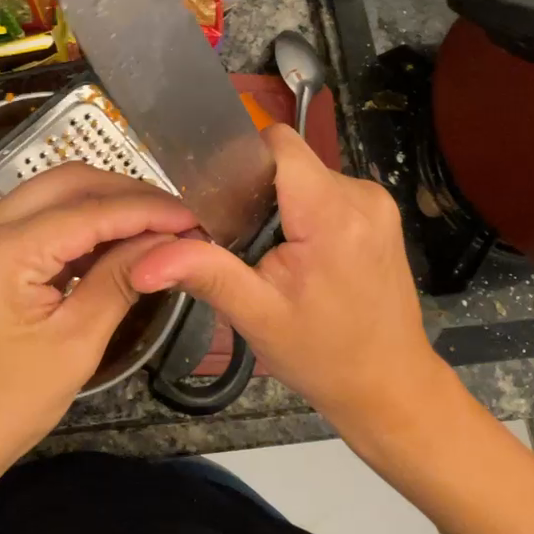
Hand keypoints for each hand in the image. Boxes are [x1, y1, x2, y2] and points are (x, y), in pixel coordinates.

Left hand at [0, 165, 199, 480]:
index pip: (87, 212)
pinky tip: (113, 239)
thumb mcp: (75, 344)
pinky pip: (37, 212)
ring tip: (154, 227)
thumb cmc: (7, 404)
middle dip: (127, 195)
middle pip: (68, 183)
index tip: (192, 219)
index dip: (145, 210)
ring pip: (53, 190)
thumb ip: (121, 280)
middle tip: (177, 219)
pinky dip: (78, 220)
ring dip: (104, 203)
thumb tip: (170, 241)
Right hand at [130, 126, 442, 429]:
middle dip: (257, 190)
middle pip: (289, 161)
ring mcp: (376, 203)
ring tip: (266, 250)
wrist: (392, 389)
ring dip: (280, 201)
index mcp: (332, 213)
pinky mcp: (380, 214)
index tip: (219, 195)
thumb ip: (204, 273)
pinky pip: (326, 190)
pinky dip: (303, 210)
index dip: (242, 158)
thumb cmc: (323, 356)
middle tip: (236, 237)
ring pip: (305, 174)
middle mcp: (361, 195)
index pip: (279, 143)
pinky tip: (296, 253)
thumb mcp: (256, 315)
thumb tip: (142, 263)